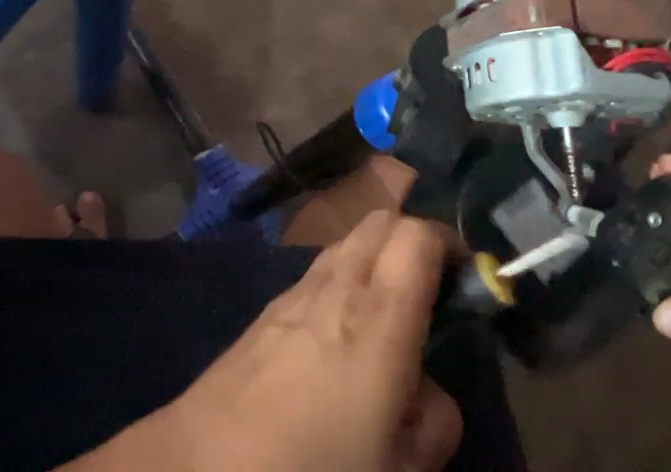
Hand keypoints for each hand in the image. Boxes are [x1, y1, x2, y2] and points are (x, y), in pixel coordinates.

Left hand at [66, 211, 462, 471]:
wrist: (201, 468)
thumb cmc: (314, 467)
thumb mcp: (402, 468)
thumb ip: (433, 421)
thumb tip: (424, 390)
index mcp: (379, 315)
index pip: (418, 234)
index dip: (450, 244)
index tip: (469, 280)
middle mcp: (337, 286)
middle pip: (381, 222)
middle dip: (414, 240)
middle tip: (434, 291)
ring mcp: (294, 294)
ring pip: (346, 243)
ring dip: (375, 258)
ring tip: (388, 315)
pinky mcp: (264, 313)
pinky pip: (316, 273)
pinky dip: (341, 281)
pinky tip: (338, 337)